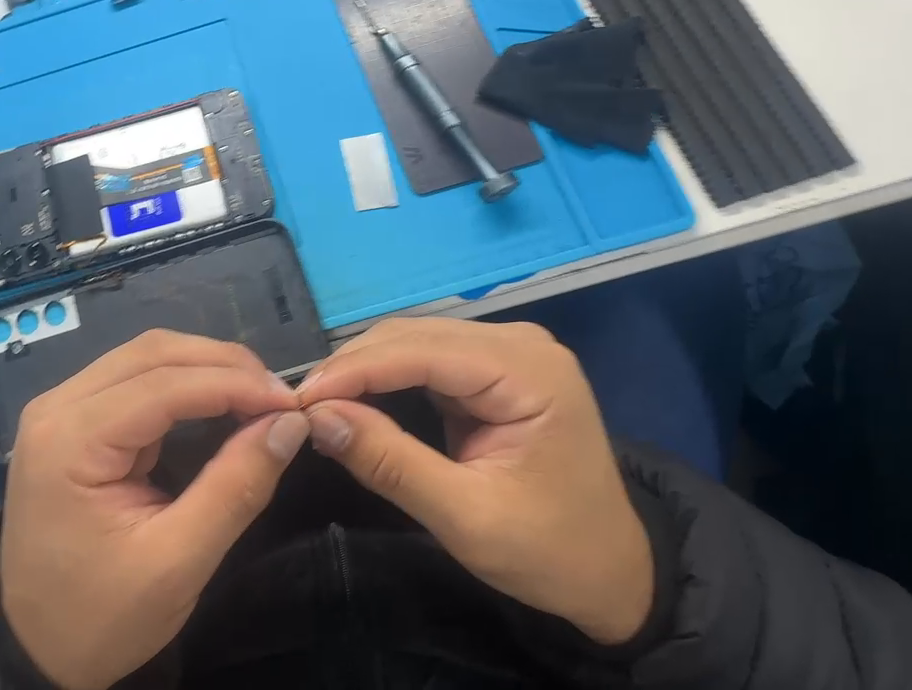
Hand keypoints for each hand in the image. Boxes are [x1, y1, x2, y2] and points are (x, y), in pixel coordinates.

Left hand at [0, 329, 309, 689]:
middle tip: (278, 395)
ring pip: (145, 358)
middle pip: (151, 353)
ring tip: (258, 395)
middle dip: (222, 364)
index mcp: (69, 438)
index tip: (291, 402)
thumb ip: (235, 488)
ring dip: (205, 368)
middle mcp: (56, 405)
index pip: (163, 384)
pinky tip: (219, 401)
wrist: (29, 648)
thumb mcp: (177, 563)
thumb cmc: (98, 616)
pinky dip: (184, 383)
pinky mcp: (72, 419)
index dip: (233, 384)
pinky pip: (135, 380)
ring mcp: (60, 408)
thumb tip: (289, 424)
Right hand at [296, 318, 653, 644]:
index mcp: (529, 370)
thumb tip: (317, 418)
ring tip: (319, 406)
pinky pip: (424, 361)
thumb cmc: (551, 553)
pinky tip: (354, 400)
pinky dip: (384, 379)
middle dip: (353, 368)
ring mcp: (507, 352)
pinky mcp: (492, 369)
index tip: (298, 399)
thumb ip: (391, 463)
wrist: (613, 574)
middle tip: (301, 409)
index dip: (355, 370)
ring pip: (411, 342)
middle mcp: (519, 343)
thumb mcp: (467, 519)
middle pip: (413, 336)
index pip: (423, 350)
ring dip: (363, 371)